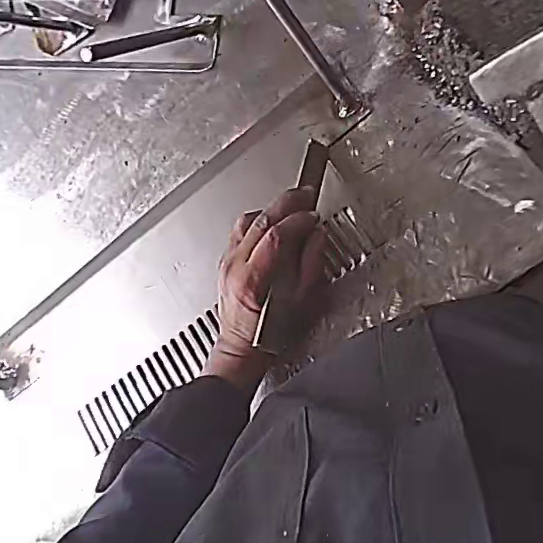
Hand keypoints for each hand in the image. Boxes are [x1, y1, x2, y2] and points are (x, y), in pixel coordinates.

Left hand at [202, 187, 329, 389]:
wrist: (242, 347)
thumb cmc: (271, 333)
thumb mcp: (302, 304)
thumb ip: (311, 266)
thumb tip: (317, 236)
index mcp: (252, 280)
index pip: (275, 235)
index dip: (297, 220)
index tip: (313, 216)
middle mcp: (235, 267)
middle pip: (259, 221)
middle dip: (286, 203)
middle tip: (306, 195)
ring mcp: (227, 262)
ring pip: (246, 221)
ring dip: (271, 208)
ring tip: (291, 205)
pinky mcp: (226, 261)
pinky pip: (240, 230)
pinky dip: (258, 219)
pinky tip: (272, 220)